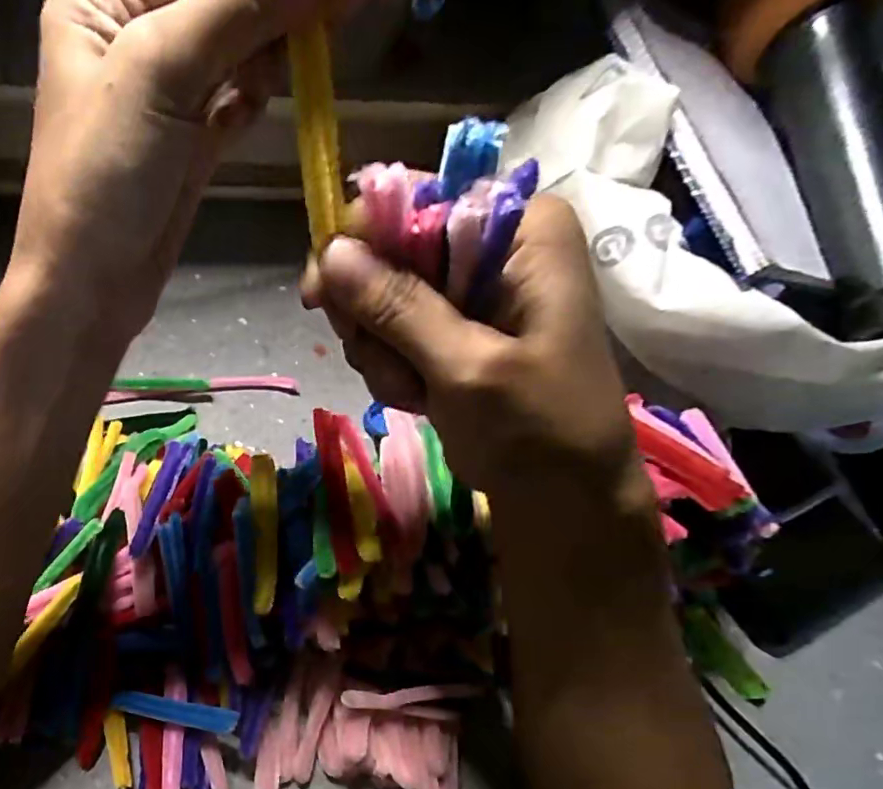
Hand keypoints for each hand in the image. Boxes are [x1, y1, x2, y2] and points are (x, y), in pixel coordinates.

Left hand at [15, 0, 325, 345]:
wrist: (87, 291)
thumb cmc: (102, 177)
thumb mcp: (160, 68)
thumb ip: (245, 5)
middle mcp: (130, 31)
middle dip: (268, 8)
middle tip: (324, 16)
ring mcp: (163, 90)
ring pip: (239, 40)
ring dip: (266, 51)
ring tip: (267, 78)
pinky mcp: (189, 139)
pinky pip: (239, 94)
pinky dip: (251, 97)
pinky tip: (243, 113)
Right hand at [309, 196, 644, 517]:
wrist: (561, 492)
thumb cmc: (537, 427)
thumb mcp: (467, 367)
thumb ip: (398, 308)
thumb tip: (330, 253)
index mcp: (518, 229)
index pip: (413, 202)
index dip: (359, 244)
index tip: (320, 298)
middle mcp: (490, 247)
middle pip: (384, 253)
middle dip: (374, 319)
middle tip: (392, 366)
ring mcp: (465, 291)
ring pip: (375, 301)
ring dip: (382, 355)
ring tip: (418, 392)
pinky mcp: (447, 330)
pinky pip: (386, 335)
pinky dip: (391, 371)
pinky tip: (419, 398)